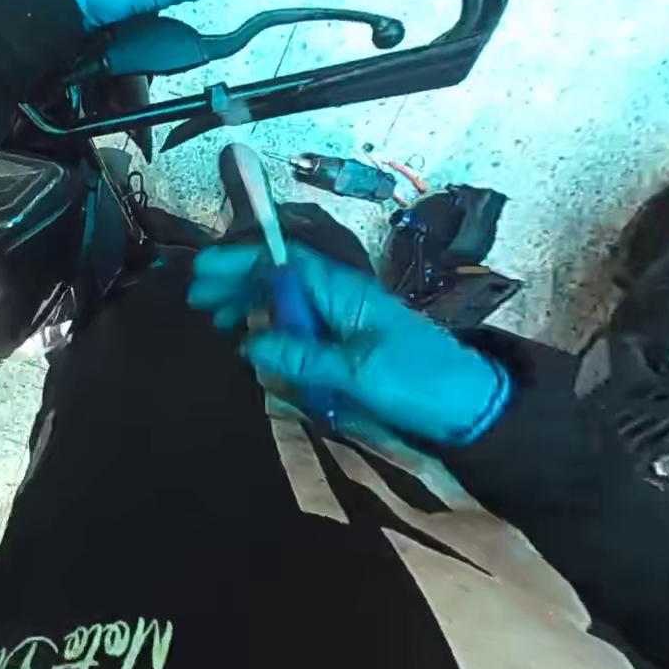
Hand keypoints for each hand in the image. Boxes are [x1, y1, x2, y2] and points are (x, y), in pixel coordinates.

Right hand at [187, 244, 510, 445]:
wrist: (470, 408)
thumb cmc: (420, 382)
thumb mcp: (360, 372)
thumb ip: (303, 356)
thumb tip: (249, 343)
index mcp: (344, 292)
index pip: (284, 262)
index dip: (241, 261)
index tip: (204, 271)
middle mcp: (335, 297)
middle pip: (276, 275)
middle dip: (233, 280)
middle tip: (197, 299)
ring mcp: (336, 318)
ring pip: (280, 297)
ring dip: (243, 301)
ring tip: (213, 318)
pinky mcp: (337, 340)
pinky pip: (291, 323)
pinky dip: (262, 325)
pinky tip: (245, 337)